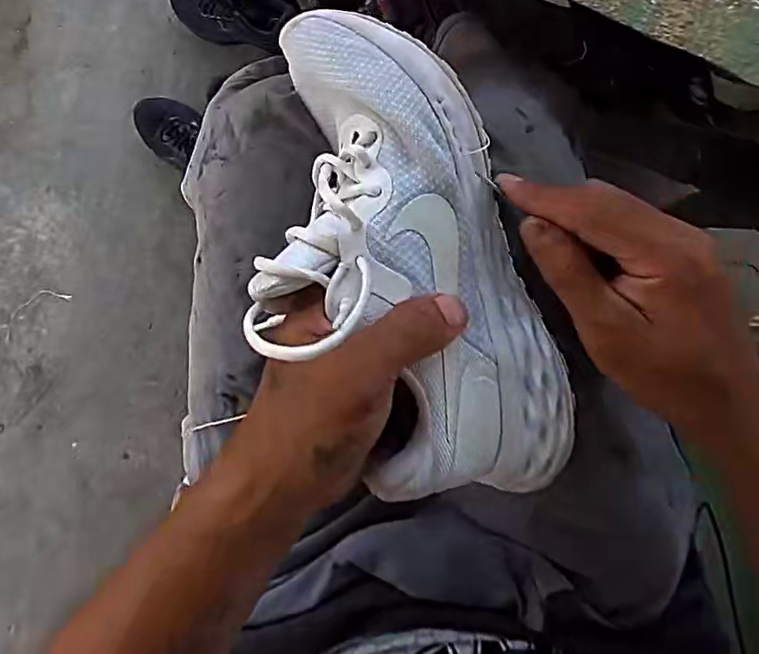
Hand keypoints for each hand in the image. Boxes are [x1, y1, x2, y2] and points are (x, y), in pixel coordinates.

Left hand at [212, 293, 465, 513]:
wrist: (281, 492)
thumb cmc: (310, 420)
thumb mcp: (359, 368)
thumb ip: (404, 333)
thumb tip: (455, 304)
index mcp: (318, 311)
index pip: (367, 276)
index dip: (407, 272)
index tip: (454, 266)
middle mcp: (332, 333)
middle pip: (387, 313)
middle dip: (425, 315)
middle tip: (476, 302)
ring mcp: (347, 368)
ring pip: (397, 349)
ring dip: (429, 349)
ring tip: (477, 333)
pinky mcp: (361, 400)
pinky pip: (400, 379)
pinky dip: (424, 380)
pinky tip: (459, 372)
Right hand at [499, 175, 758, 450]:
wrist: (733, 408)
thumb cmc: (666, 377)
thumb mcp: (606, 332)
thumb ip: (569, 273)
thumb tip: (532, 223)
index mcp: (667, 254)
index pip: (592, 210)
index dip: (544, 195)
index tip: (503, 183)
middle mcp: (683, 233)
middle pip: (606, 199)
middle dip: (557, 198)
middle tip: (513, 201)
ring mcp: (690, 238)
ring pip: (618, 204)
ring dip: (575, 208)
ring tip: (538, 222)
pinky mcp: (688, 247)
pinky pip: (630, 218)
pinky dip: (596, 220)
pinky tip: (578, 239)